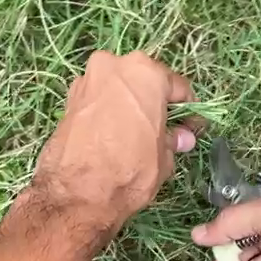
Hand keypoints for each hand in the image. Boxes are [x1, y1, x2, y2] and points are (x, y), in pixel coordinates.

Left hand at [29, 50, 196, 233]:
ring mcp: (87, 81)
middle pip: (144, 84)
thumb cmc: (129, 171)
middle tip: (165, 134)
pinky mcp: (68, 101)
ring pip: (119, 92)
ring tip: (138, 140)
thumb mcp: (163, 158)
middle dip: (156, 107)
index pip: (177, 88)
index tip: (191, 129)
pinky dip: (109, 116)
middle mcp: (113, 66)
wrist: (78, 194)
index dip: (188, 112)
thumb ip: (173, 141)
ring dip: (130, 110)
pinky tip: (114, 140)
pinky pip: (99, 104)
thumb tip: (181, 137)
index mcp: (145, 72)